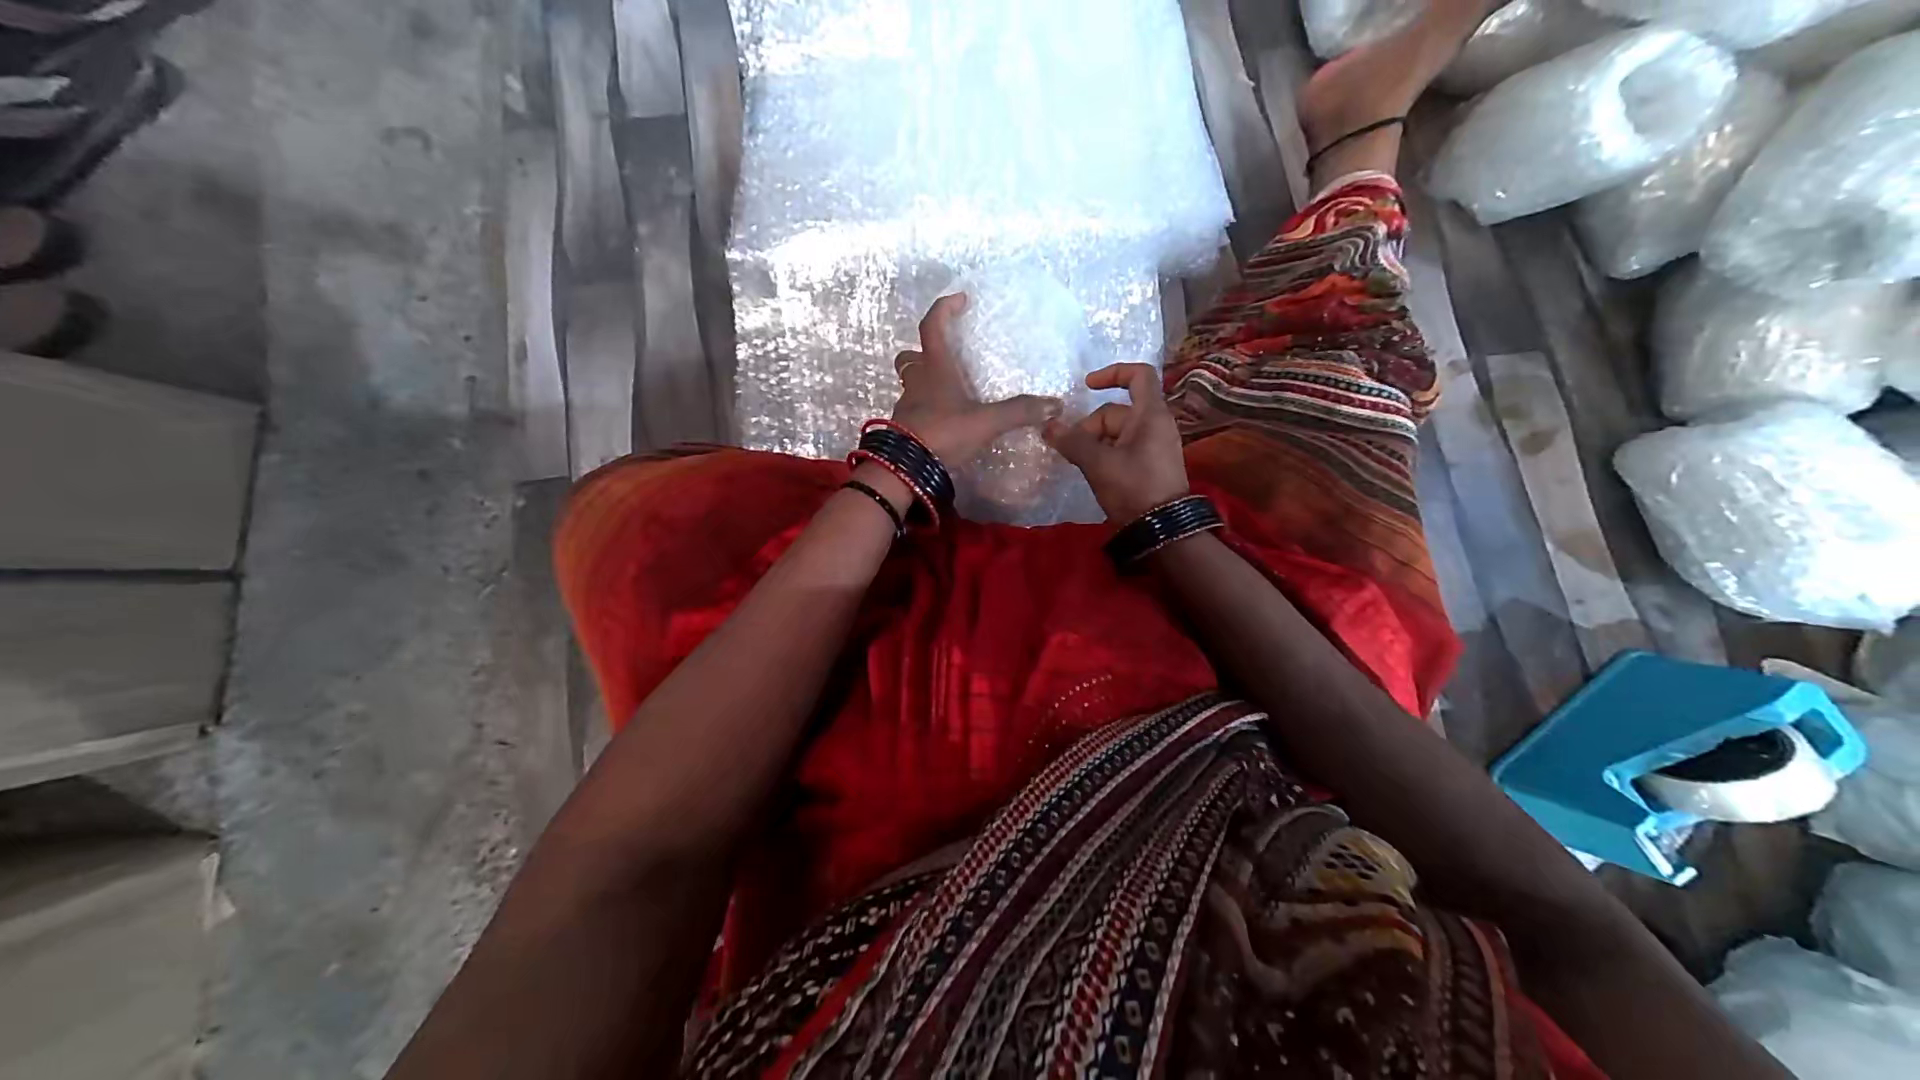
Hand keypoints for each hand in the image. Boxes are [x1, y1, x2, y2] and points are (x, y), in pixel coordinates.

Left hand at [891, 294, 1061, 465]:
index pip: (933, 327)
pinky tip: (941, 420)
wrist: (905, 468)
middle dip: (923, 351)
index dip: (944, 309)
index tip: (959, 299)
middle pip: (910, 357)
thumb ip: (1018, 412)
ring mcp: (906, 407)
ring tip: (945, 391)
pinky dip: (925, 410)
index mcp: (935, 370)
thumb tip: (1054, 404)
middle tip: (942, 355)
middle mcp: (917, 383)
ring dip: (923, 382)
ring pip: (909, 384)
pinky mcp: (903, 429)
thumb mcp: (985, 421)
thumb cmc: (943, 433)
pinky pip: (912, 411)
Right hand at [1041, 362, 1189, 521]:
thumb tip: (1048, 426)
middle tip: (1073, 451)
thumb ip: (1072, 441)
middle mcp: (1157, 424)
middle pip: (1117, 411)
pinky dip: (1106, 453)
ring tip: (1082, 464)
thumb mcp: (1098, 463)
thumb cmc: (1134, 488)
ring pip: (1117, 432)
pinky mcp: (1151, 464)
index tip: (1087, 386)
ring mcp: (1155, 445)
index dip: (1112, 373)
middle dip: (1091, 427)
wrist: (1162, 528)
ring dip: (1096, 443)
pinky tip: (1094, 471)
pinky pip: (1124, 447)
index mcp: (1151, 415)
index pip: (1139, 375)